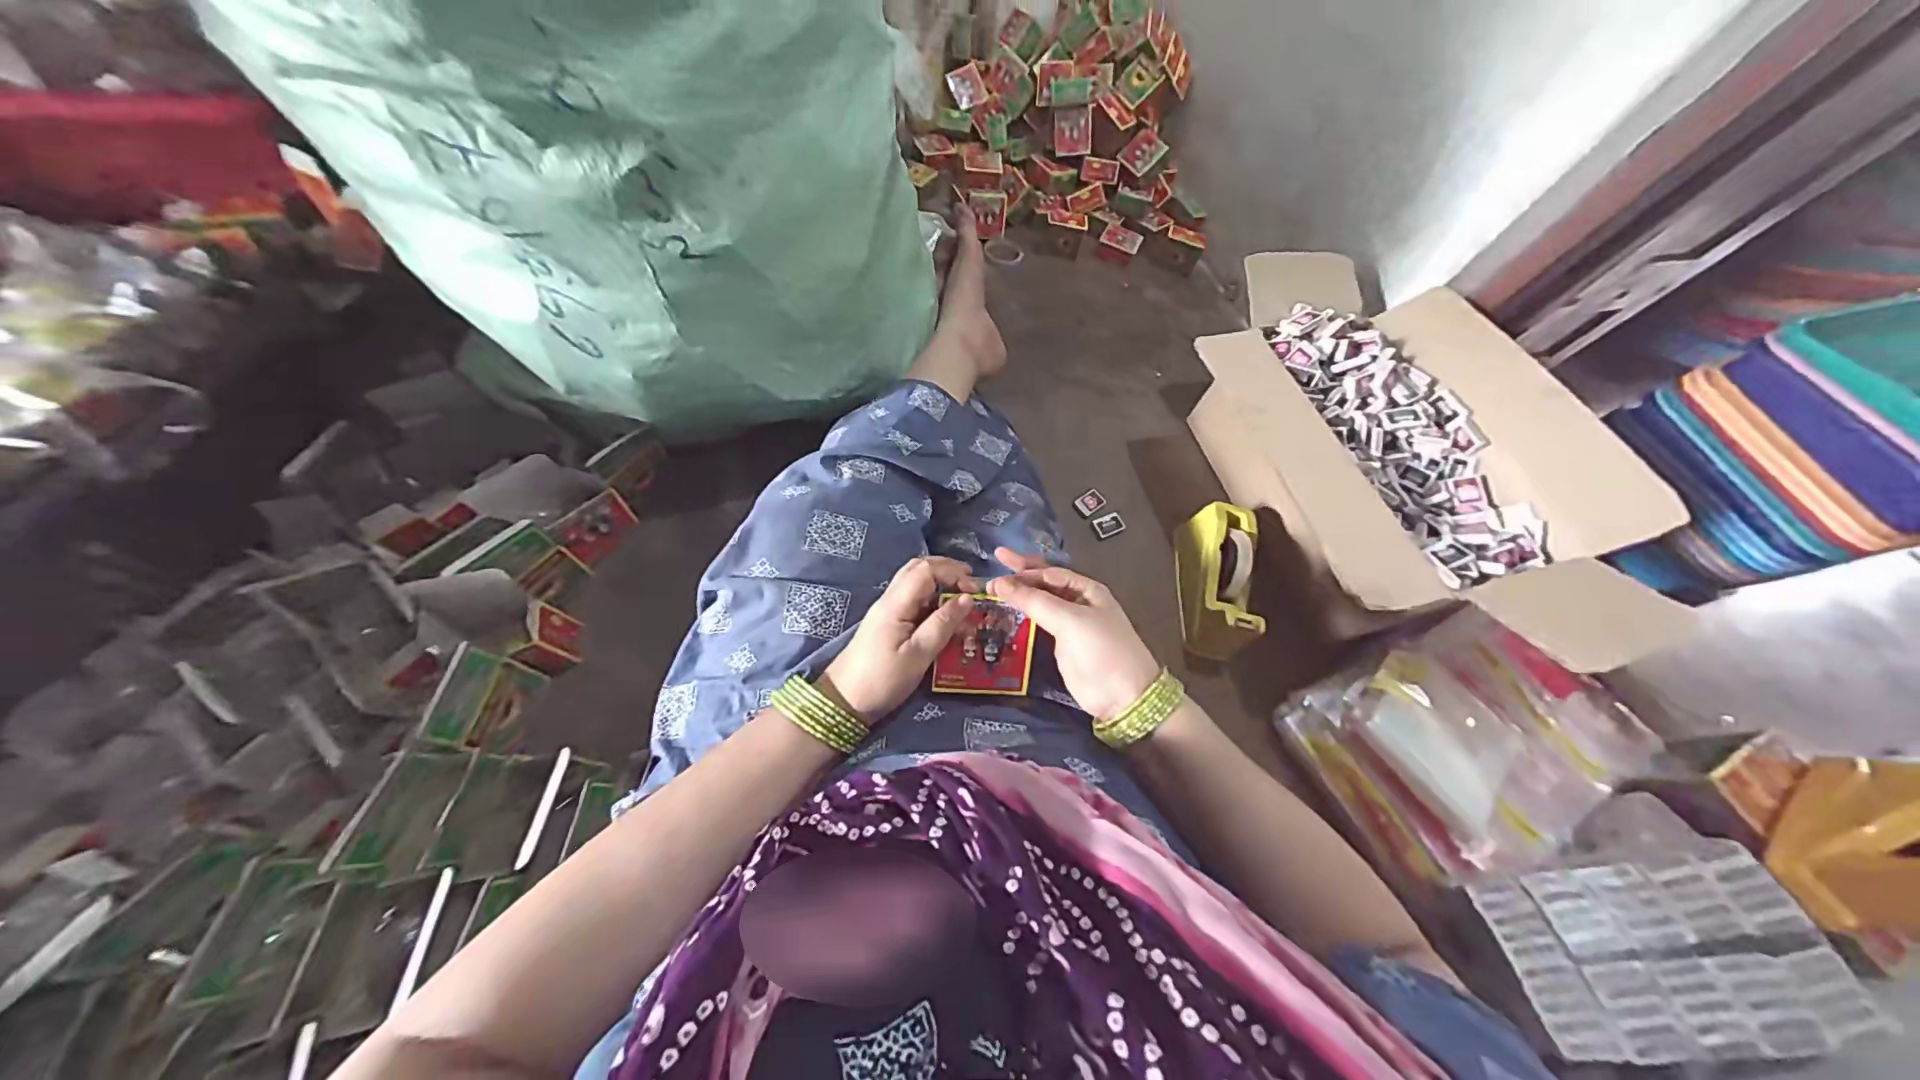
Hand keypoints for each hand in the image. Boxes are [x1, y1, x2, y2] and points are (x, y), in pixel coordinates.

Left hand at [821, 556, 977, 720]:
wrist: (844, 700)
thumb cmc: (883, 679)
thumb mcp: (918, 655)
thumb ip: (942, 624)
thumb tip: (967, 599)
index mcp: (896, 603)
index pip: (926, 570)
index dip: (953, 572)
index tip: (975, 590)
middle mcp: (889, 599)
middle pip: (918, 568)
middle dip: (947, 570)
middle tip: (971, 584)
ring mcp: (886, 610)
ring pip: (914, 582)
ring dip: (939, 581)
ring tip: (962, 595)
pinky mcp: (887, 623)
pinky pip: (911, 599)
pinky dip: (931, 597)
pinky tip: (944, 612)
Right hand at [986, 548, 1161, 720]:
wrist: (1122, 695)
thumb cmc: (1101, 649)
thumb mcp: (1069, 620)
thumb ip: (1034, 601)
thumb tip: (1000, 583)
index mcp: (1087, 590)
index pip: (1049, 573)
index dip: (1024, 568)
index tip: (997, 564)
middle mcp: (1079, 602)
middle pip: (1045, 583)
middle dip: (1021, 573)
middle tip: (996, 560)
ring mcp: (1071, 624)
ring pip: (1041, 601)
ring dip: (1021, 593)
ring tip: (995, 586)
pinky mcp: (1063, 643)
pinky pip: (1040, 621)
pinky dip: (1024, 614)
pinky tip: (1010, 610)